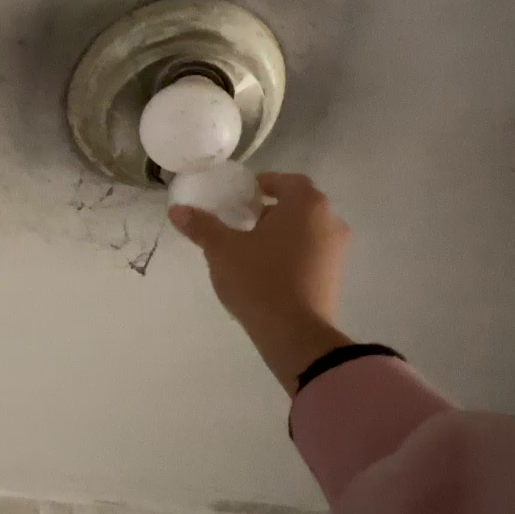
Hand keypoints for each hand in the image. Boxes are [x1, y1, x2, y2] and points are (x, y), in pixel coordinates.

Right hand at [170, 173, 354, 393]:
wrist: (295, 333)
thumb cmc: (259, 279)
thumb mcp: (221, 249)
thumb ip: (201, 226)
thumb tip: (177, 210)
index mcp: (306, 205)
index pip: (286, 181)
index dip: (261, 184)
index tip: (238, 197)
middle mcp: (329, 221)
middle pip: (297, 205)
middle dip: (268, 210)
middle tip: (238, 221)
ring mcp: (337, 250)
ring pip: (305, 229)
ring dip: (280, 232)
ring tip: (248, 248)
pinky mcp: (335, 275)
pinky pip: (310, 252)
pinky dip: (290, 253)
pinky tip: (265, 270)